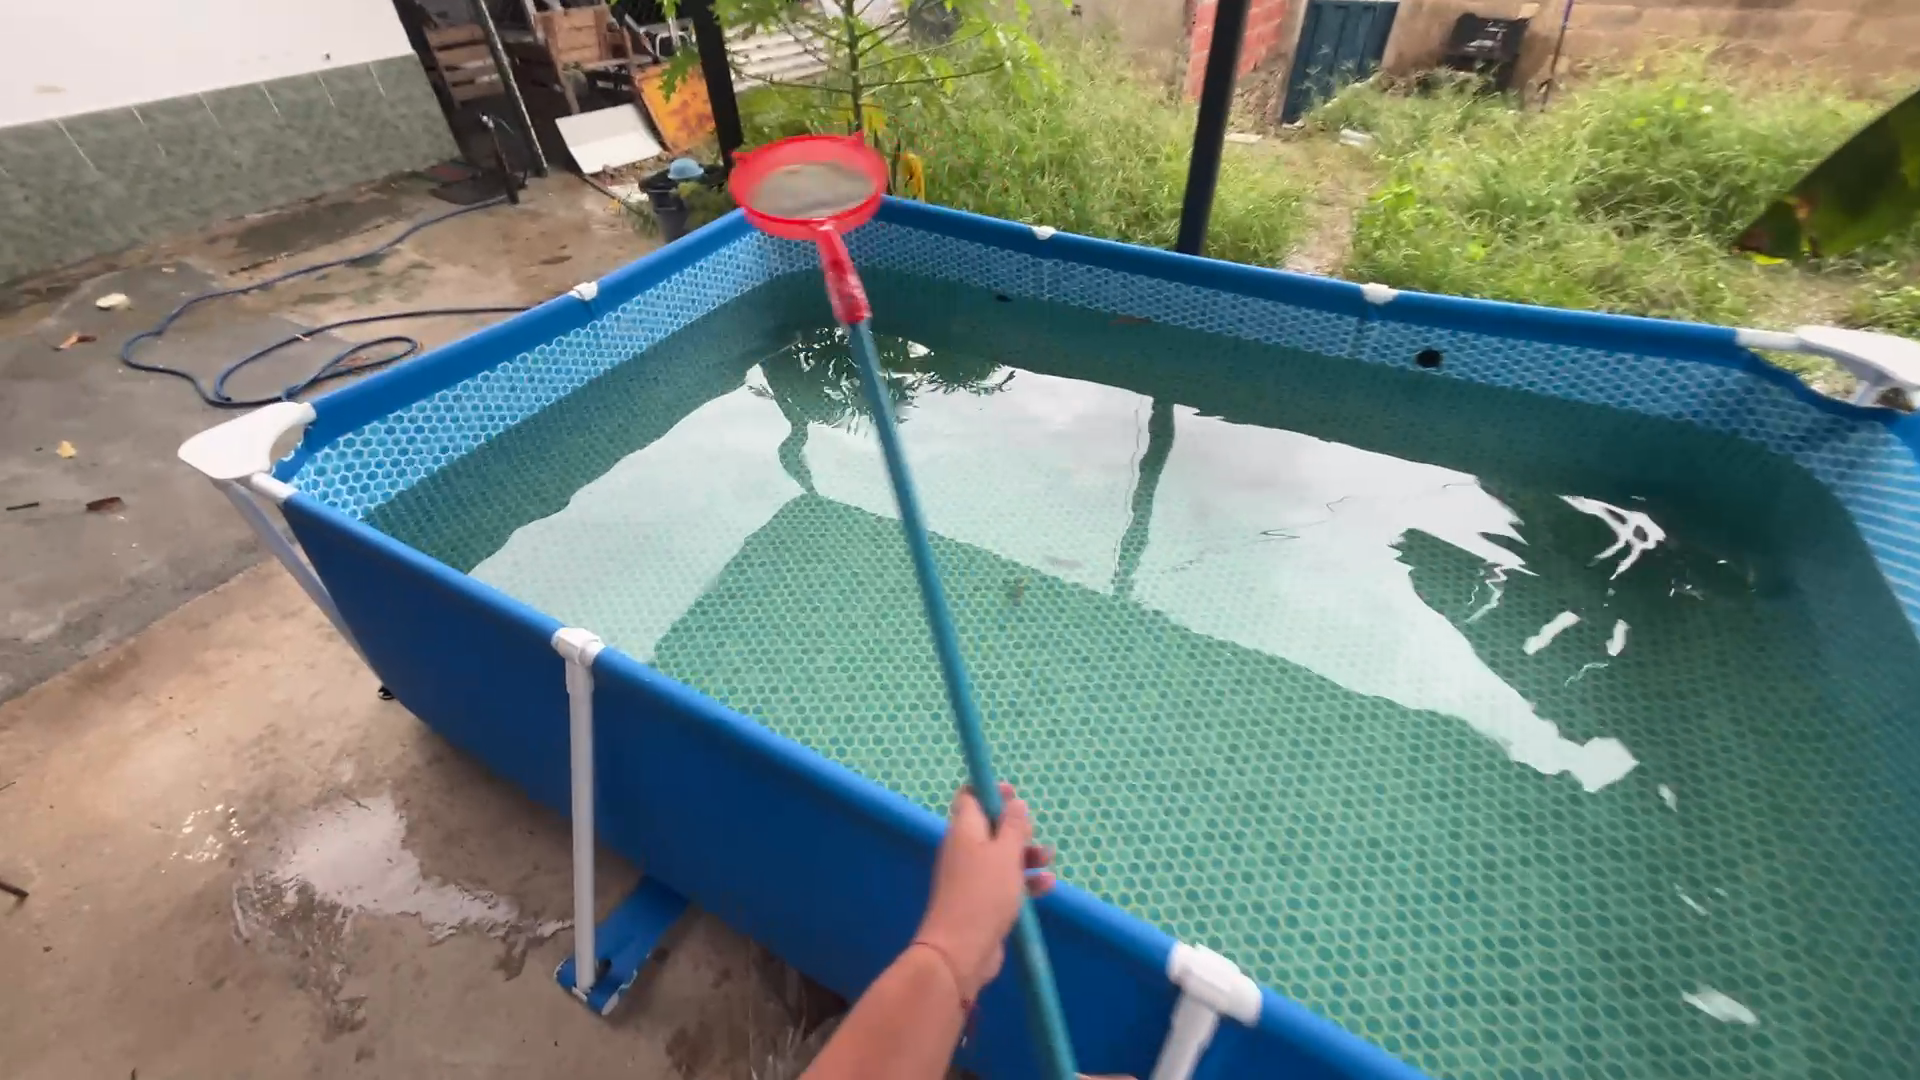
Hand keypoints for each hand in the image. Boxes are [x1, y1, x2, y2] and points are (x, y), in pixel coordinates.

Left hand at [913, 783, 1053, 1000]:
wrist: (961, 950)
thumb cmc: (984, 892)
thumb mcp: (1006, 853)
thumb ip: (1013, 826)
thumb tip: (1014, 801)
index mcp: (964, 828)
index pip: (970, 796)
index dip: (991, 791)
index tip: (1013, 794)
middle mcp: (964, 847)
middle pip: (990, 825)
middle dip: (1015, 826)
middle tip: (1032, 833)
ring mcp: (971, 875)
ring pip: (1001, 854)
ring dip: (1025, 854)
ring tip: (1048, 858)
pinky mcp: (980, 899)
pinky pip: (1004, 881)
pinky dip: (1024, 880)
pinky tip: (1046, 886)